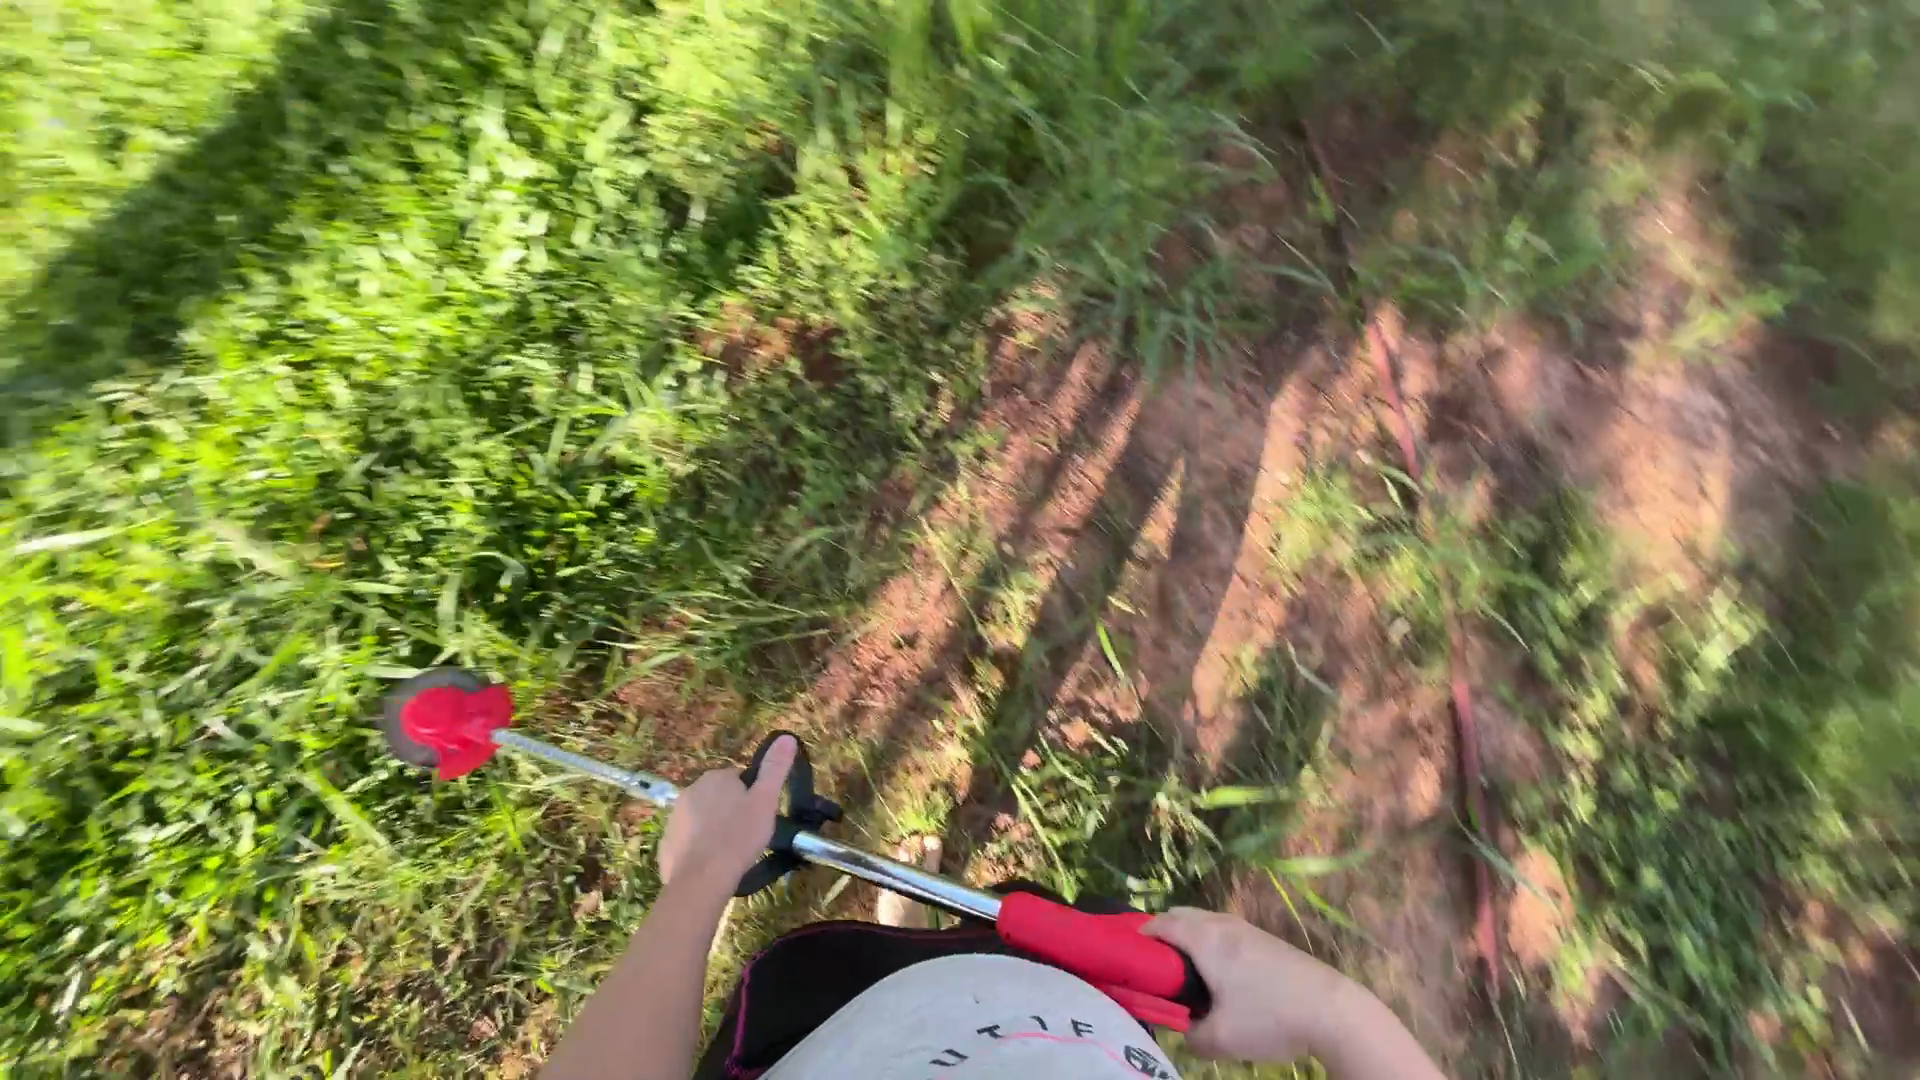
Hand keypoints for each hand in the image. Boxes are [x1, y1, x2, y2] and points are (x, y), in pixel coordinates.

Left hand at [657, 735, 795, 892]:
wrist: (701, 880)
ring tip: (730, 852)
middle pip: (719, 797)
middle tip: (746, 834)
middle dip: (731, 811)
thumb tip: (786, 737)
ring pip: (703, 818)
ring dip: (715, 829)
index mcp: (716, 778)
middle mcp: (690, 791)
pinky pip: (688, 840)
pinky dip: (699, 848)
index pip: (738, 779)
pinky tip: (711, 864)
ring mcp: (674, 818)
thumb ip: (775, 768)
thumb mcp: (765, 801)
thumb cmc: (739, 836)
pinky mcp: (666, 843)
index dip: (751, 798)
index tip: (757, 817)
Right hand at [1142, 907, 1353, 1062]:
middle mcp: (1219, 923)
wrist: (1332, 1010)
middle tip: (1155, 971)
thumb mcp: (1222, 1039)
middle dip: (1161, 936)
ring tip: (1186, 975)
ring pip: (1202, 921)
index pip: (1158, 924)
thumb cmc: (1269, 1018)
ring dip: (1187, 938)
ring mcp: (1243, 926)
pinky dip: (1208, 942)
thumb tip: (1182, 1029)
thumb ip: (1191, 1035)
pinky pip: (1221, 929)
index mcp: (1203, 938)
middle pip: (1178, 916)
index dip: (1138, 939)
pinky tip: (1219, 976)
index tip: (1129, 961)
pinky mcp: (1263, 937)